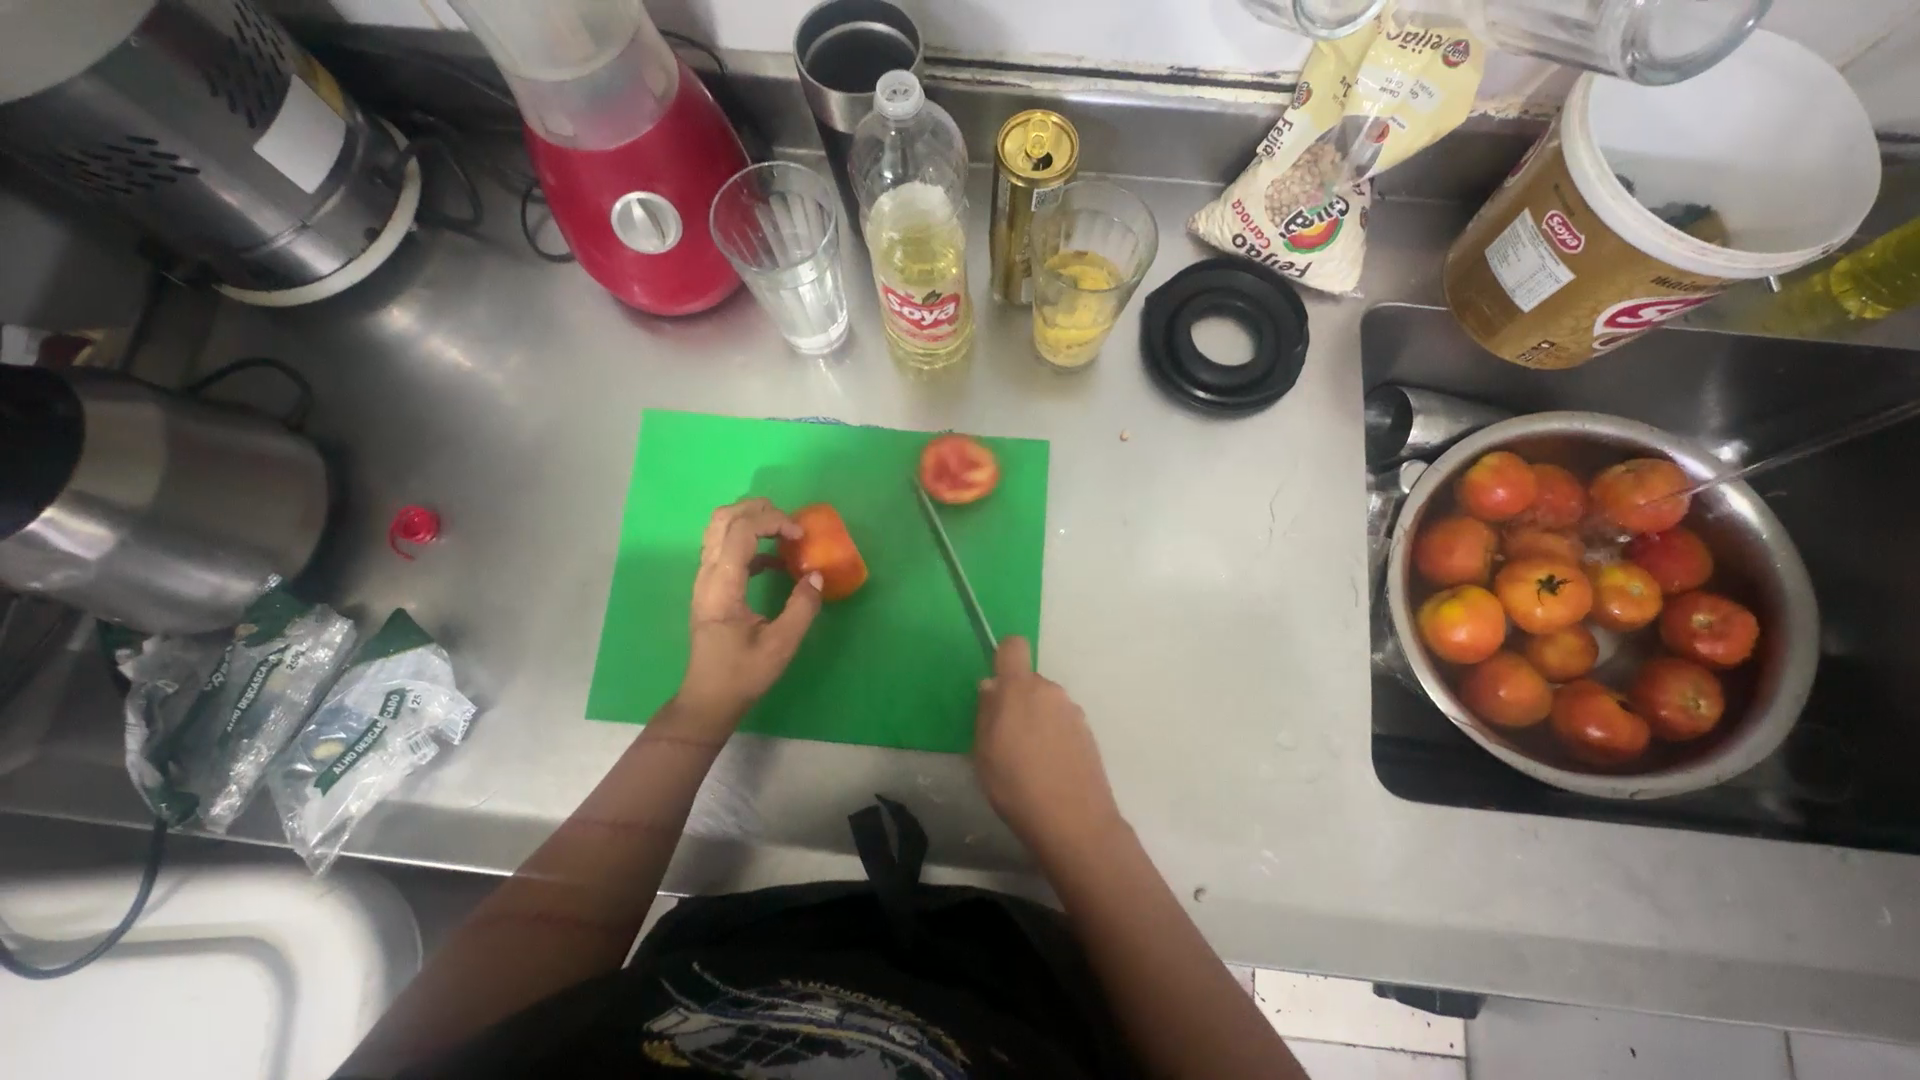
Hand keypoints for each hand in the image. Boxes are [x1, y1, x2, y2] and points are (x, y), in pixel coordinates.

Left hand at [673, 498, 822, 730]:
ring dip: (751, 522)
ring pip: (720, 529)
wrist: (709, 698)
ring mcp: (705, 580)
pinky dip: (750, 542)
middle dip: (758, 510)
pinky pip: (725, 548)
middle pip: (723, 518)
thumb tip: (816, 575)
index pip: (740, 531)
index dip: (773, 522)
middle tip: (790, 523)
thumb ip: (802, 607)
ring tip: (784, 533)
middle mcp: (708, 575)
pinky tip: (775, 562)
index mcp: (722, 586)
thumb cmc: (743, 674)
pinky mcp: (711, 587)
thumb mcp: (781, 645)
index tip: (800, 535)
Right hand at [973, 637, 1123, 850]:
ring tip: (1029, 762)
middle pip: (1029, 682)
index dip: (1003, 658)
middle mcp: (1051, 692)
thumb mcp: (984, 752)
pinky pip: (1062, 724)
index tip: (996, 688)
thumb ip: (986, 712)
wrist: (1074, 822)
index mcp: (1021, 689)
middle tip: (1006, 740)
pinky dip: (1054, 738)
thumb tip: (992, 687)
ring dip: (1036, 721)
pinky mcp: (1089, 735)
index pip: (1014, 647)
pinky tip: (1050, 770)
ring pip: (1047, 705)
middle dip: (1017, 701)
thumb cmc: (1016, 785)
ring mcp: (1074, 713)